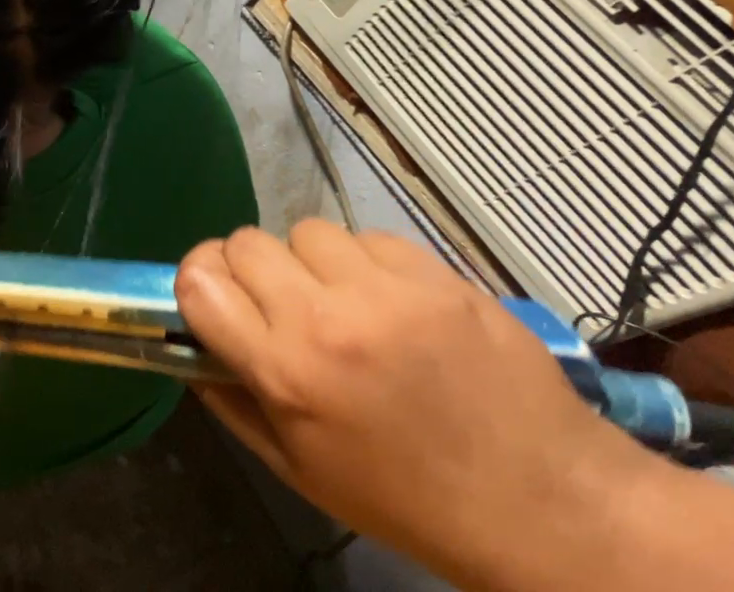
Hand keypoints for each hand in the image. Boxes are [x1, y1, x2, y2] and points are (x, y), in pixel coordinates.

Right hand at [176, 220, 653, 575]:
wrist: (543, 504)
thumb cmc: (404, 497)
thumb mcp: (296, 468)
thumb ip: (230, 401)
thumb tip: (190, 347)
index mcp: (284, 371)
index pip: (198, 280)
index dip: (196, 284)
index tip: (213, 301)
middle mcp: (326, 318)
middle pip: (243, 242)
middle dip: (245, 268)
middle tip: (274, 302)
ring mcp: (387, 291)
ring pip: (306, 230)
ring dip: (307, 261)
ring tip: (337, 298)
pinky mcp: (439, 275)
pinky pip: (370, 237)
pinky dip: (365, 261)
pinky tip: (389, 300)